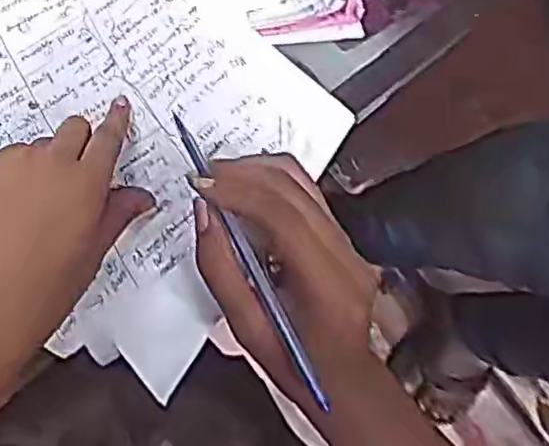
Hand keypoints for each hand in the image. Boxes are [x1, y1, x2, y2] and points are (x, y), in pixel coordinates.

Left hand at [0, 97, 154, 369]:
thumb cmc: (44, 287)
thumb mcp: (92, 252)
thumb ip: (117, 213)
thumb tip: (140, 197)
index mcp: (86, 183)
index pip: (108, 138)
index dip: (117, 121)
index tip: (120, 108)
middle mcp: (55, 162)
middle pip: (75, 127)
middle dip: (83, 141)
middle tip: (81, 170)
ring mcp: (21, 160)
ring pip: (45, 142)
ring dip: (51, 159)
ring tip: (44, 202)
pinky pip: (17, 153)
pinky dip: (23, 168)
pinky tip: (19, 202)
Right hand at [193, 155, 380, 405]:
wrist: (345, 380)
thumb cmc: (297, 362)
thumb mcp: (246, 328)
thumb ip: (219, 268)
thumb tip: (205, 214)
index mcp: (327, 286)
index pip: (282, 216)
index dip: (236, 192)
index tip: (201, 185)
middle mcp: (345, 256)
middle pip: (289, 186)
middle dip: (238, 172)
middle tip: (203, 176)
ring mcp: (346, 240)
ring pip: (297, 177)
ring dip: (251, 168)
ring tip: (219, 178)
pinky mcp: (339, 230)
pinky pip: (301, 186)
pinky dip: (265, 177)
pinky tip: (242, 187)